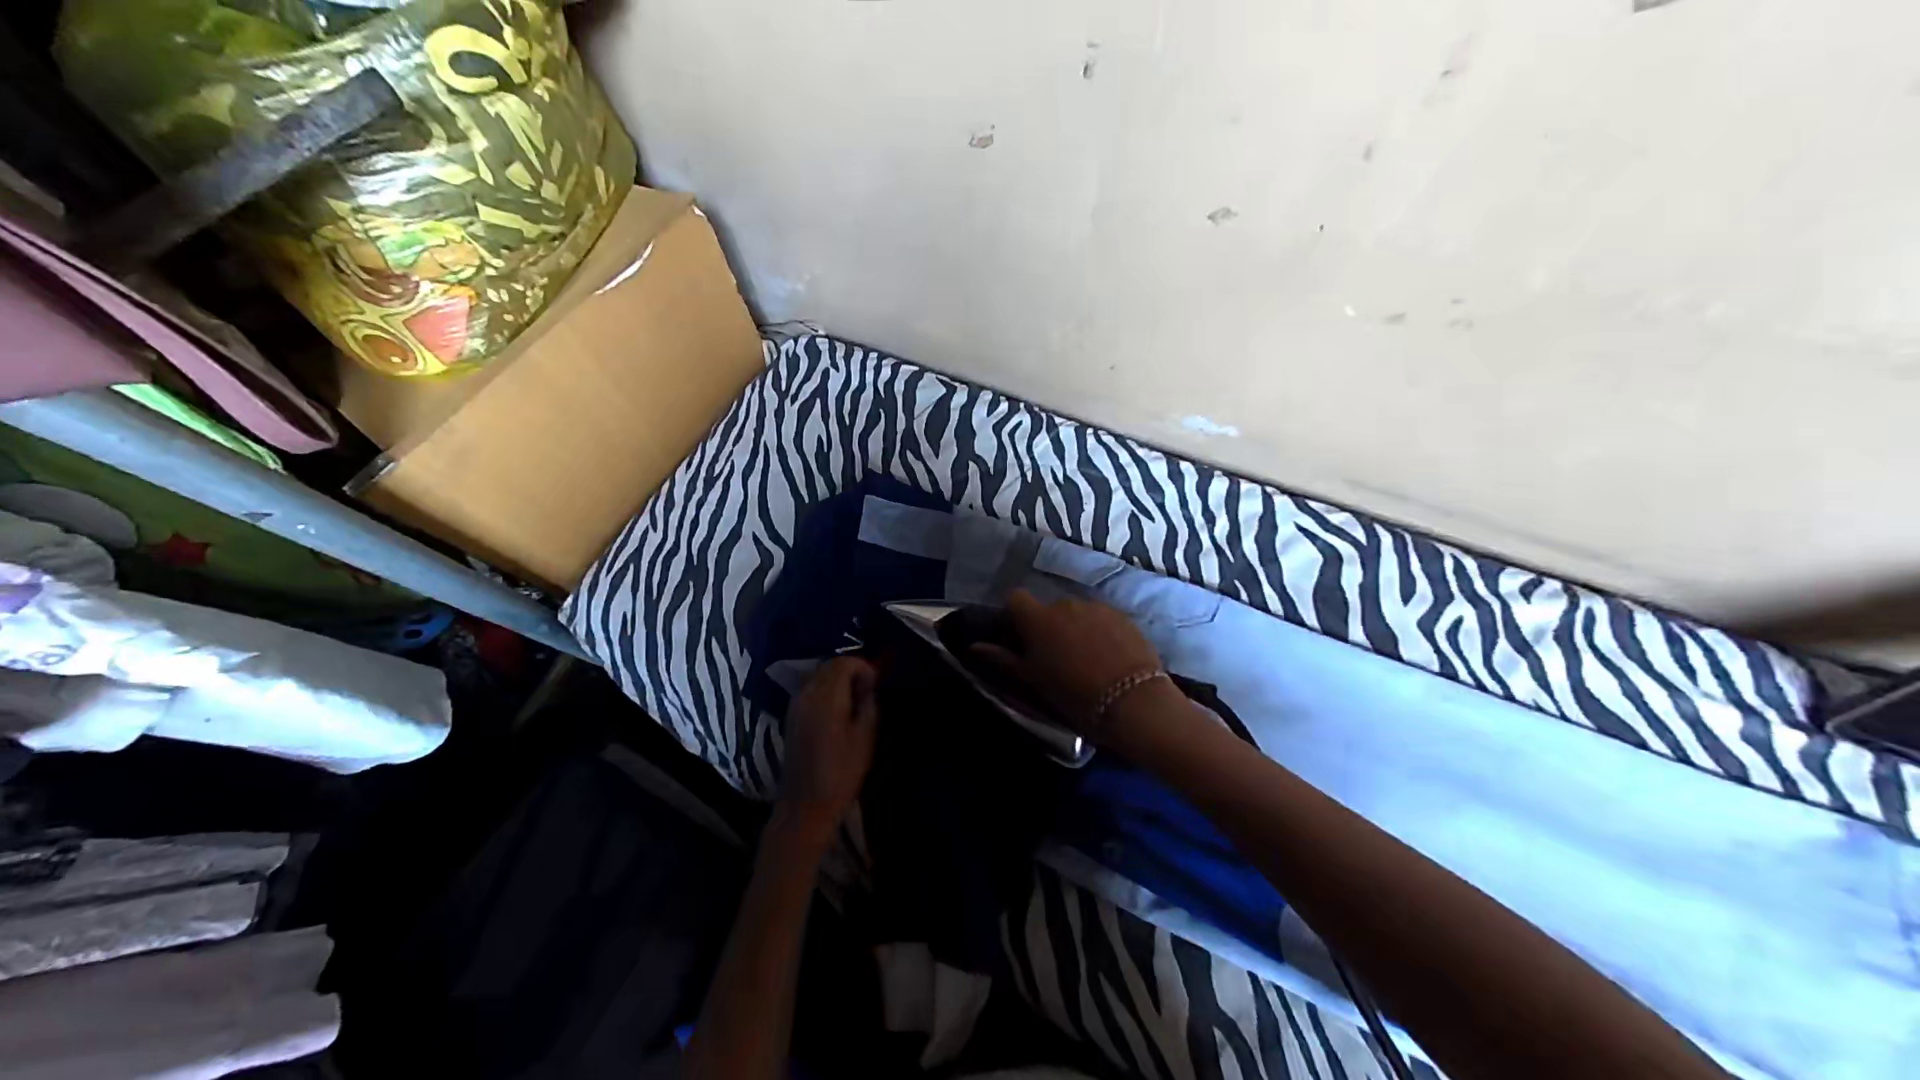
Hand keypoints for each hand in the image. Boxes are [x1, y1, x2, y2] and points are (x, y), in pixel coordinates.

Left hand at [779, 656, 879, 838]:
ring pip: (818, 677)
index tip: (877, 684)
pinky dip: (826, 691)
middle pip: (828, 666)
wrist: (805, 805)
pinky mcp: (791, 717)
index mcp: (826, 697)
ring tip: (857, 701)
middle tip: (870, 690)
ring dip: (838, 681)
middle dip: (851, 671)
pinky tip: (839, 712)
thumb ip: (869, 705)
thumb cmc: (841, 773)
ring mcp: (795, 705)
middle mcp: (806, 694)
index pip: (843, 663)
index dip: (863, 667)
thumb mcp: (865, 738)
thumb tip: (870, 689)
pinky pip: (810, 691)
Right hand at [970, 589, 1164, 734]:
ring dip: (1076, 629)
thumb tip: (973, 647)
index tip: (1020, 637)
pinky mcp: (1124, 616)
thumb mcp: (1033, 682)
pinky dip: (1100, 633)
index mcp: (1038, 619)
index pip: (1015, 599)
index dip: (1015, 615)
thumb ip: (1002, 660)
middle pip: (1049, 608)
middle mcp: (1066, 604)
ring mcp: (1098, 608)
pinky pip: (1103, 619)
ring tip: (1085, 660)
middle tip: (1054, 657)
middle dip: (1049, 626)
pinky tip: (1109, 658)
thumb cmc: (1075, 696)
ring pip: (1077, 614)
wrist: (1134, 703)